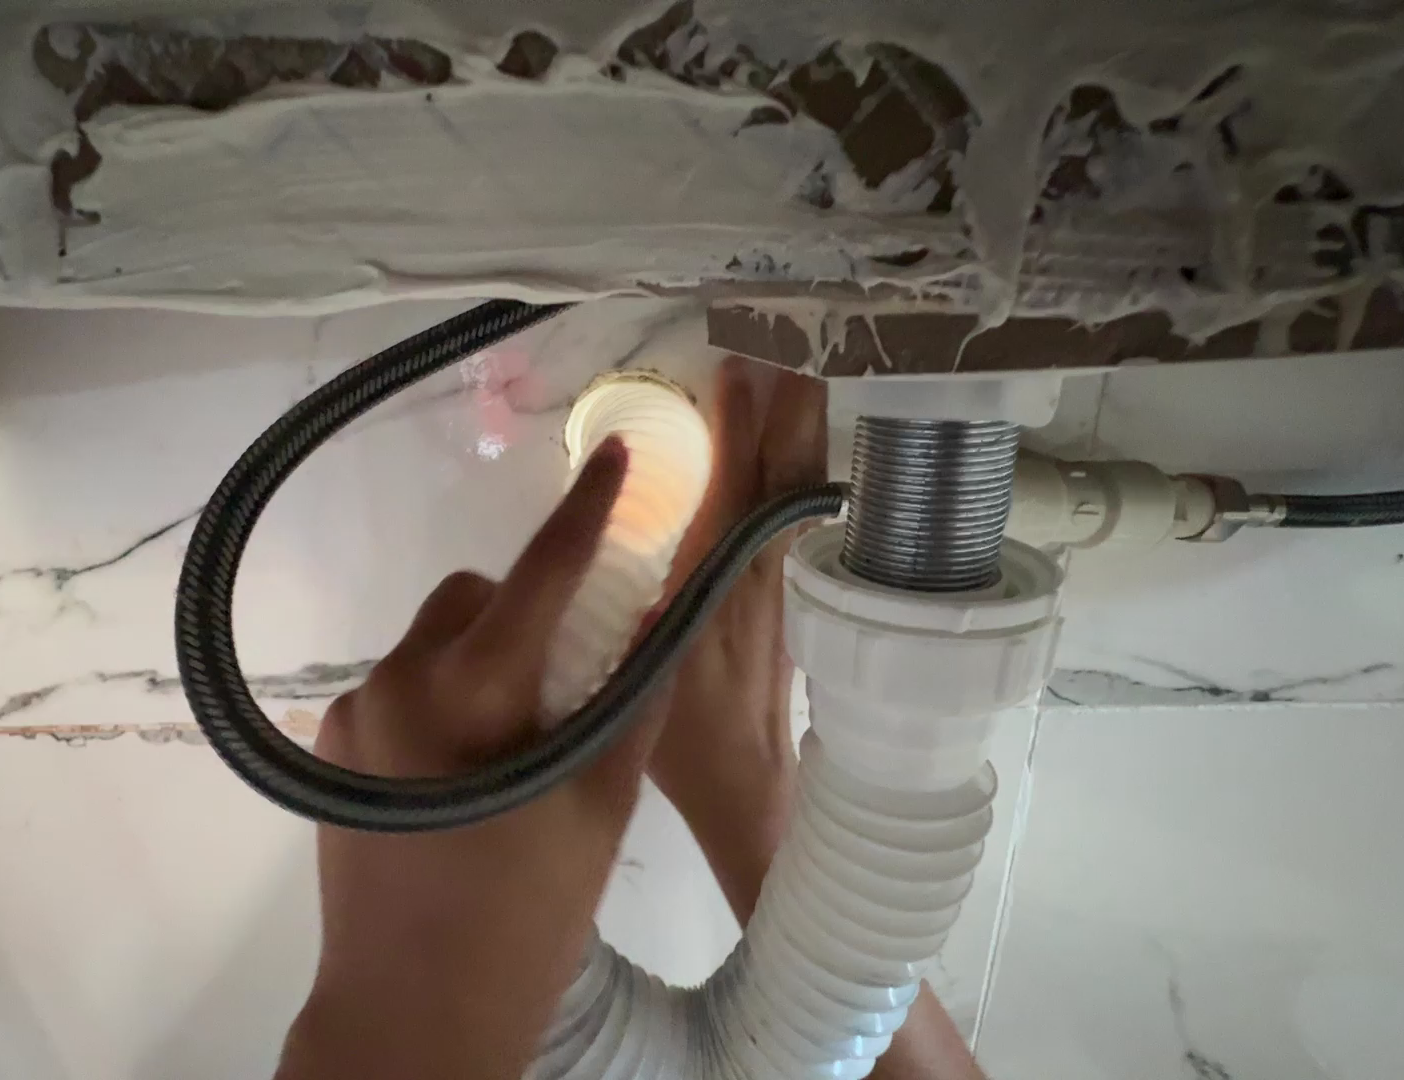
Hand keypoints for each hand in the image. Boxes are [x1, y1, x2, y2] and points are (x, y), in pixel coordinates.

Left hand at [279, 437, 666, 1079]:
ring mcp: (351, 710)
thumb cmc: (523, 919)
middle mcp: (394, 681)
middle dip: (523, 617)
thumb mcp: (598, 809)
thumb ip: (629, 703)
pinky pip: (400, 681)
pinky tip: (457, 767)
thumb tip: (656, 626)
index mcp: (469, 696)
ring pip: (434, 639)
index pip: (541, 579)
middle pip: (473, 600)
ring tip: (506, 738)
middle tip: (557, 683)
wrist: (409, 1015)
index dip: (584, 513)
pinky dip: (439, 694)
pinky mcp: (329, 740)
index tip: (615, 456)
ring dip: (478, 659)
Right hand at [649, 357, 826, 922]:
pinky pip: (800, 521)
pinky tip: (800, 450)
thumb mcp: (637, 678)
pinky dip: (801, 474)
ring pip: (800, 496)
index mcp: (717, 591)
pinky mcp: (793, 601)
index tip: (737, 368)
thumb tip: (601, 543)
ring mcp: (785, 588)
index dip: (738, 430)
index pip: (734, 494)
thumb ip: (627, 610)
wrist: (751, 790)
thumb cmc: (684, 744)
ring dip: (801, 433)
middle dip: (789, 409)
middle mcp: (761, 577)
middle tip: (792, 341)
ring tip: (802, 374)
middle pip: (784, 479)